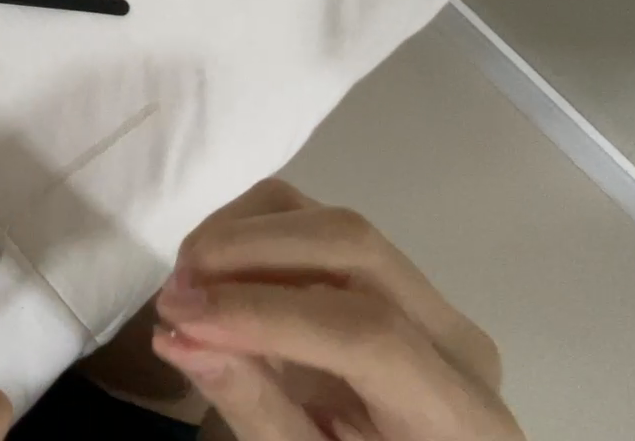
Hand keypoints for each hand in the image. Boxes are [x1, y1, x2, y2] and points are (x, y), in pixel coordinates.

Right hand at [150, 179, 521, 440]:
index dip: (261, 312)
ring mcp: (422, 296)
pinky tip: (215, 273)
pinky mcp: (380, 272)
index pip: (369, 334)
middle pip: (348, 244)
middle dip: (241, 249)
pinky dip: (242, 229)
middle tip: (176, 290)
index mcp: (459, 418)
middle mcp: (454, 340)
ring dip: (234, 233)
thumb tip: (176, 337)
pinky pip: (304, 217)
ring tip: (188, 280)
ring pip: (319, 215)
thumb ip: (253, 409)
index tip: (178, 318)